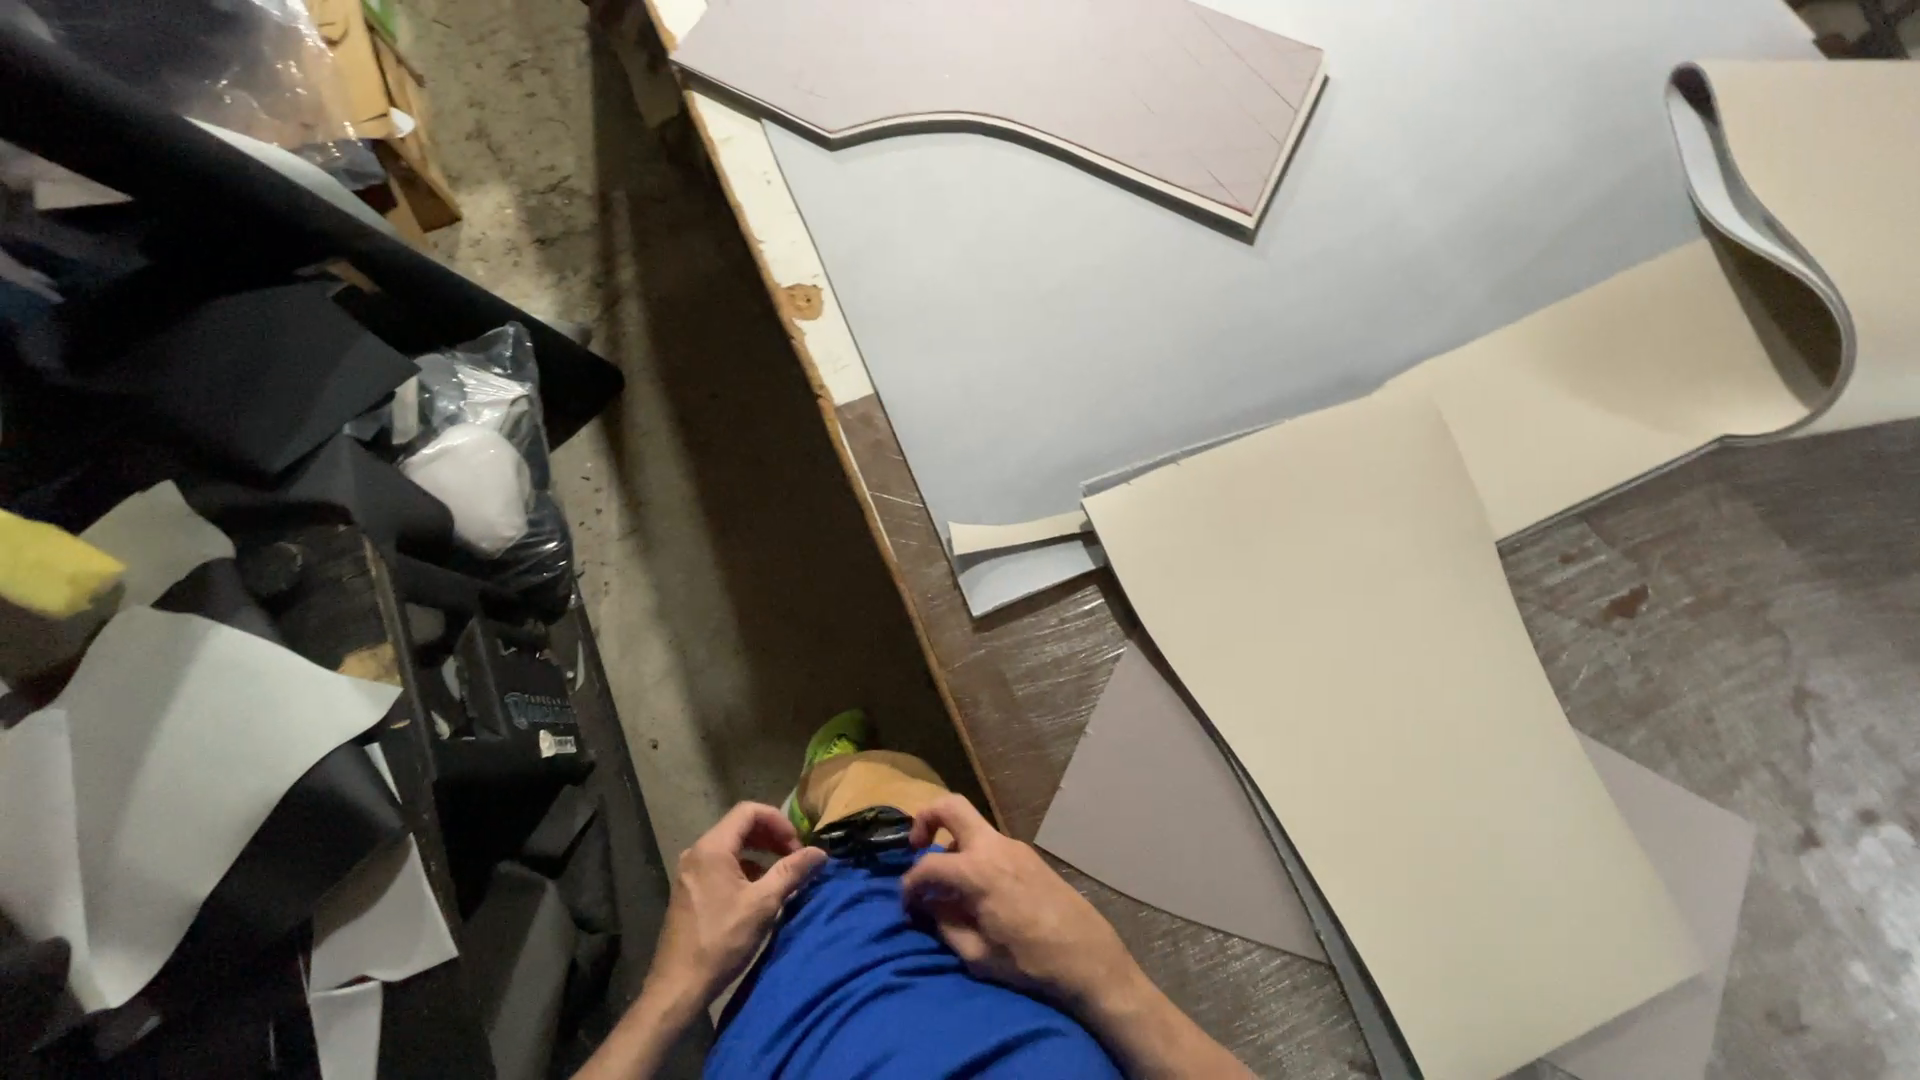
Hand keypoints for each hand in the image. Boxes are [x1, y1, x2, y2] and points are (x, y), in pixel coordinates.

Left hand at [648, 802, 827, 1010]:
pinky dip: (744, 867)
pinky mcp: (688, 890)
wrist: (678, 987)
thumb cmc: (721, 941)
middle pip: (739, 826)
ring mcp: (689, 871)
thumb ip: (792, 871)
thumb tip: (819, 852)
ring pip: (731, 846)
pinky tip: (758, 891)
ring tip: (781, 874)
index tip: (797, 845)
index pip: (749, 811)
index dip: (778, 821)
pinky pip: (720, 864)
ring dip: (759, 853)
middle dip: (771, 836)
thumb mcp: (763, 904)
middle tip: (794, 857)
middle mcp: (697, 852)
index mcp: (712, 848)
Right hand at [900, 795, 1140, 1012]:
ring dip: (952, 844)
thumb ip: (945, 924)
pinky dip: (973, 856)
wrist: (1088, 955)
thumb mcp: (977, 954)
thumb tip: (928, 906)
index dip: (908, 885)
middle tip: (916, 847)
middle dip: (925, 819)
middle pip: (951, 806)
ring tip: (949, 886)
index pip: (927, 866)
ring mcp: (1014, 846)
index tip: (906, 906)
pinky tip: (977, 891)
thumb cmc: (1030, 960)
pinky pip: (990, 844)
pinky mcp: (1028, 856)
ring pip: (972, 826)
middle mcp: (994, 847)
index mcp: (978, 871)